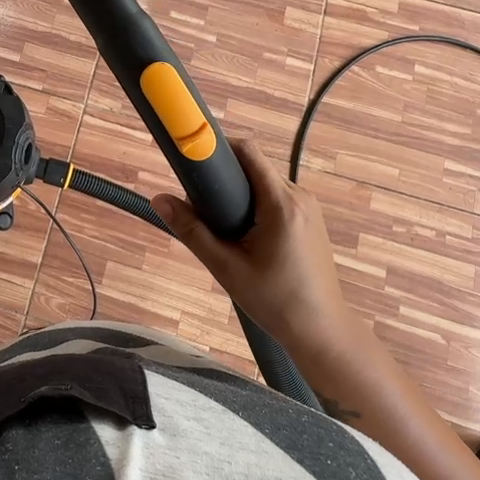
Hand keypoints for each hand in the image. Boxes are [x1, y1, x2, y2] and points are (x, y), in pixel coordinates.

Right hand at [152, 141, 355, 352]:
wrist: (321, 331)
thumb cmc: (274, 301)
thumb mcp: (225, 267)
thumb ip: (191, 231)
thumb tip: (159, 199)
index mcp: (281, 202)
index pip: (247, 151)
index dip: (216, 148)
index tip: (192, 162)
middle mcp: (299, 196)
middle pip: (253, 166)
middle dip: (223, 178)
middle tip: (200, 207)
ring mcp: (308, 207)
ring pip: (263, 182)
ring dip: (238, 194)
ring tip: (220, 226)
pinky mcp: (309, 219)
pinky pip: (274, 197)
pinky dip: (253, 205)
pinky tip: (241, 235)